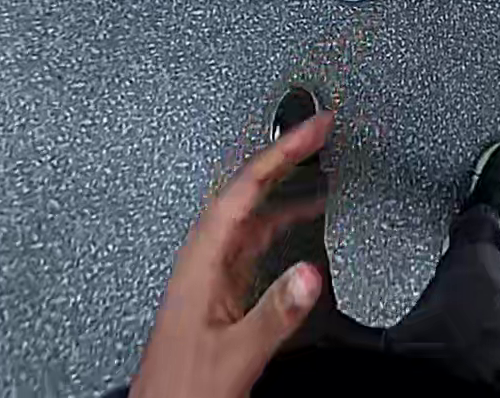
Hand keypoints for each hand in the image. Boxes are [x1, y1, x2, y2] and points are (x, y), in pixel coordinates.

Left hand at [129, 112, 333, 397]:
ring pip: (255, 206)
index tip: (313, 128)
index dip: (283, 150)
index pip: (246, 185)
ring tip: (319, 161)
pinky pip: (260, 231)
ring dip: (286, 180)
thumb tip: (310, 271)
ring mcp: (216, 267)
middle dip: (286, 152)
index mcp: (203, 257)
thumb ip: (274, 313)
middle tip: (320, 128)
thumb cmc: (180, 393)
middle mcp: (208, 254)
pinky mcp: (225, 283)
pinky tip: (305, 215)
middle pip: (249, 186)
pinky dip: (286, 213)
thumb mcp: (232, 355)